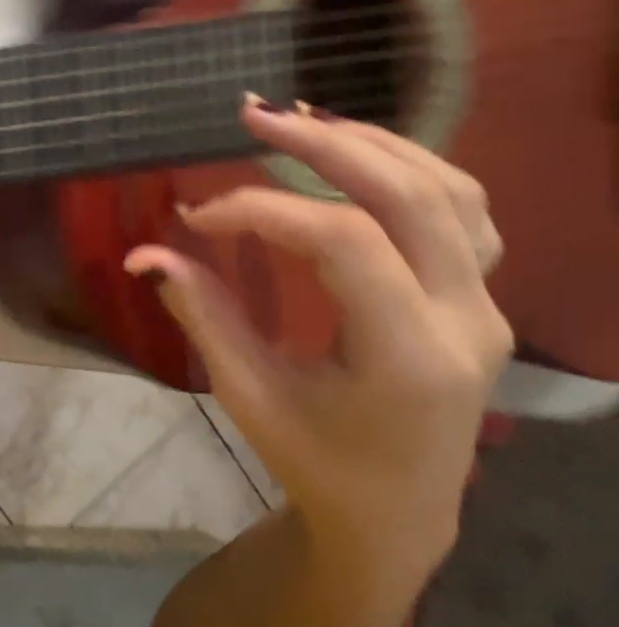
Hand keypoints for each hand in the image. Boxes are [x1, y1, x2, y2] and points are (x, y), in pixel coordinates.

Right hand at [127, 99, 511, 559]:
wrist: (397, 509)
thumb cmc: (314, 459)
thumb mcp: (246, 393)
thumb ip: (201, 314)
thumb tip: (142, 254)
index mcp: (406, 352)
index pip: (344, 242)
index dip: (263, 210)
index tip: (197, 218)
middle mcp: (466, 317)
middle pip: (413, 197)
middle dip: (328, 145)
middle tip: (252, 117)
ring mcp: (485, 303)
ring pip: (453, 193)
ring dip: (374, 146)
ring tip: (301, 121)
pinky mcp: (479, 296)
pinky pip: (462, 212)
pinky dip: (408, 168)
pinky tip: (353, 154)